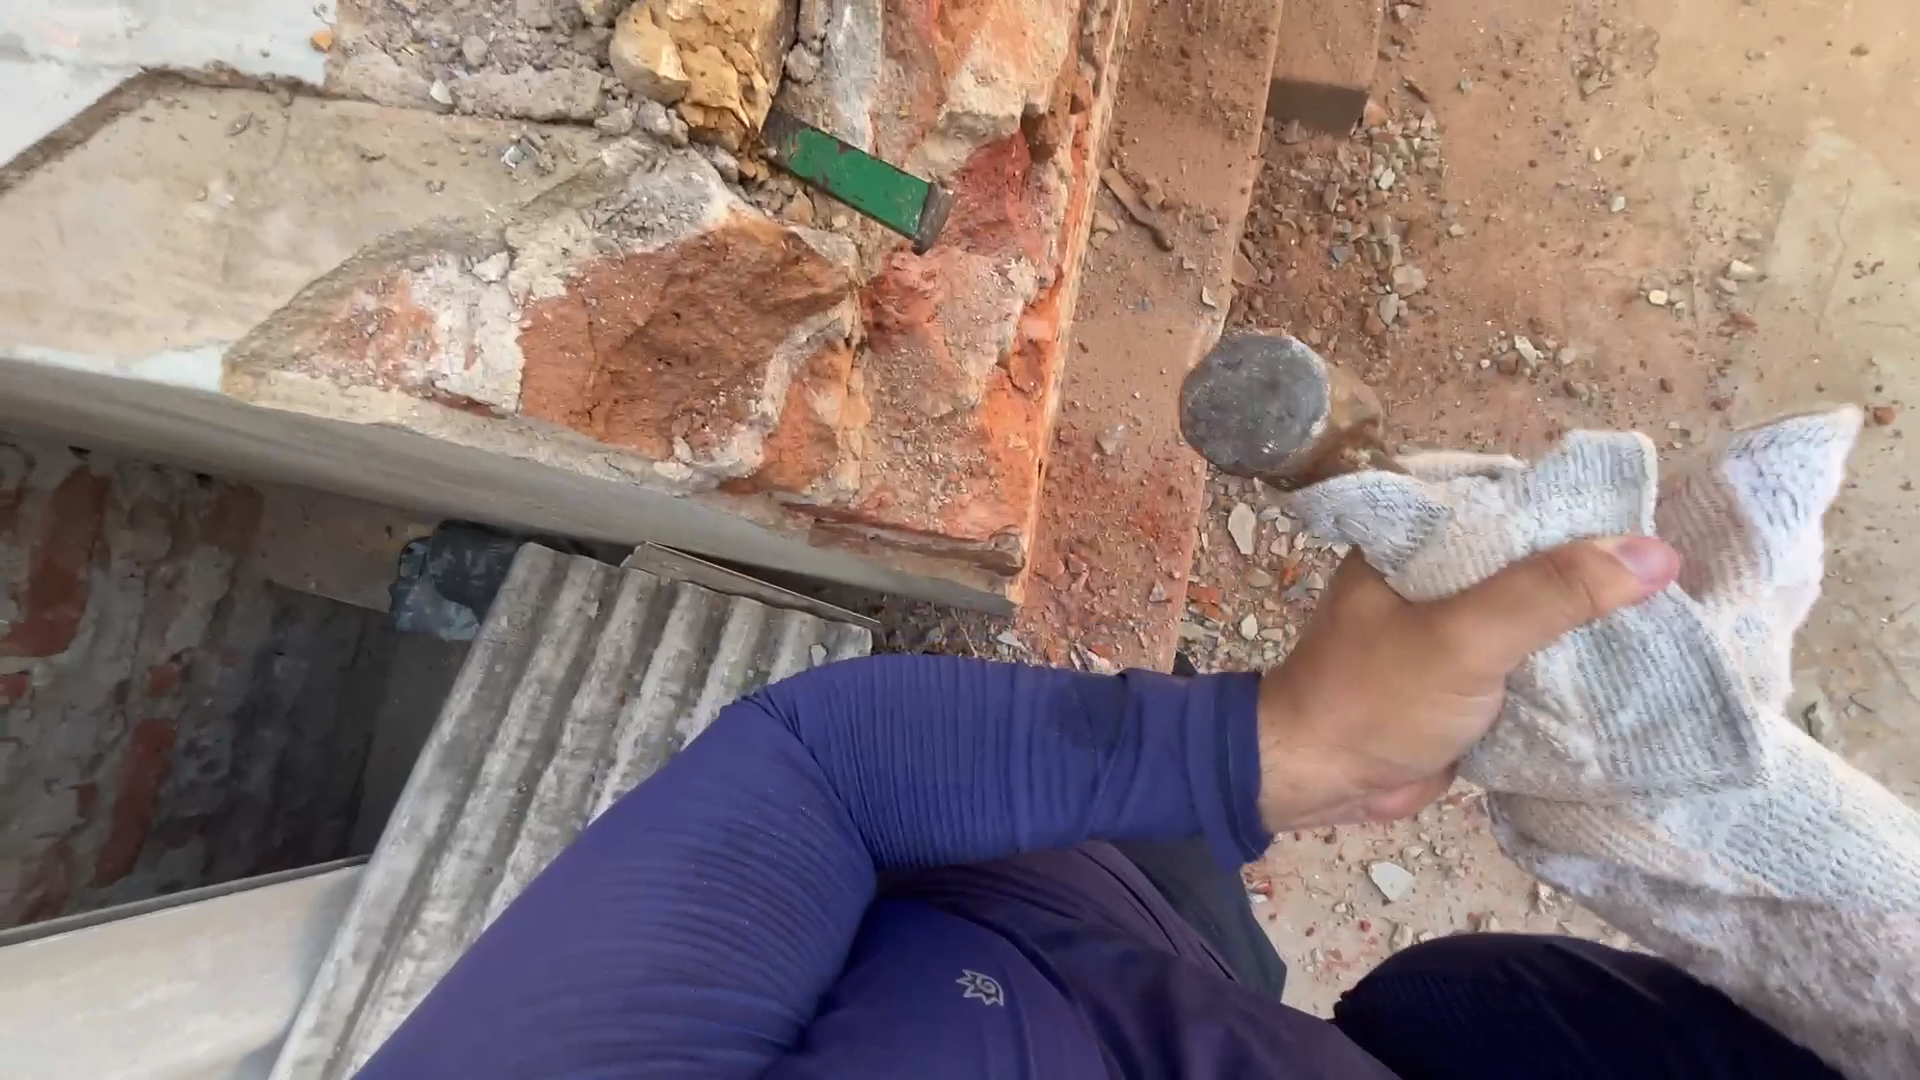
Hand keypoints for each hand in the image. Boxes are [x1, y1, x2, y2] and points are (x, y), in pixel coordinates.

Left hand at [1253, 536, 1679, 830]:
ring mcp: (1442, 630)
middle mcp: (1423, 580)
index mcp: (1404, 549)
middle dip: (1587, 567)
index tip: (1646, 510)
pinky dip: (1567, 662)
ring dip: (1583, 618)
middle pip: (1519, 560)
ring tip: (1679, 608)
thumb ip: (1544, 594)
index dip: (1565, 506)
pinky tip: (1633, 659)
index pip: (1494, 503)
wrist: (1323, 776)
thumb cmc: (1374, 699)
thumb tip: (1652, 552)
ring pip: (1526, 611)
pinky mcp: (1458, 676)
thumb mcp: (1460, 638)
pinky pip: (1523, 658)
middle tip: (1682, 567)